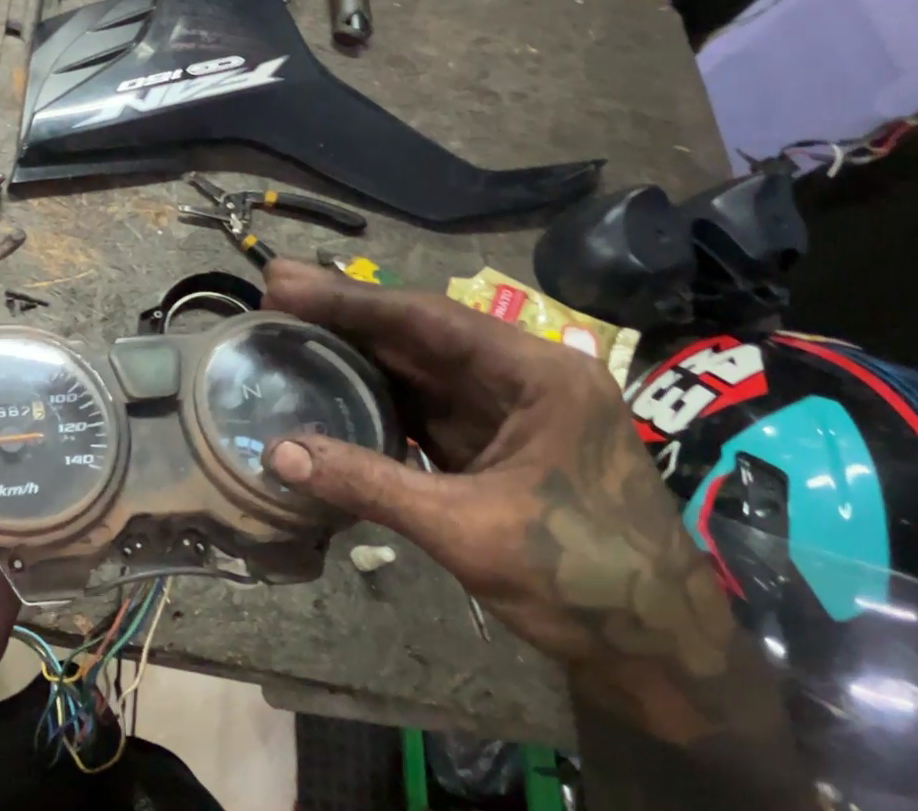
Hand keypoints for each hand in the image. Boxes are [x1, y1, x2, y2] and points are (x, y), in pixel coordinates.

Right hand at [256, 261, 795, 759]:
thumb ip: (371, 484)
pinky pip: (421, 406)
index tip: (283, 281)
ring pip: (417, 367)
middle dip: (344, 314)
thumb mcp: (469, 529)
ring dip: (354, 351)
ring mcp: (506, 413)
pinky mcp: (490, 446)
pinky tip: (329, 385)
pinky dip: (372, 394)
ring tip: (287, 328)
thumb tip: (276, 454)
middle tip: (272, 292)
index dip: (350, 299)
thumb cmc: (584, 578)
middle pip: (418, 335)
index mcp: (537, 377)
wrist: (658, 649)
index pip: (427, 320)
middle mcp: (521, 380)